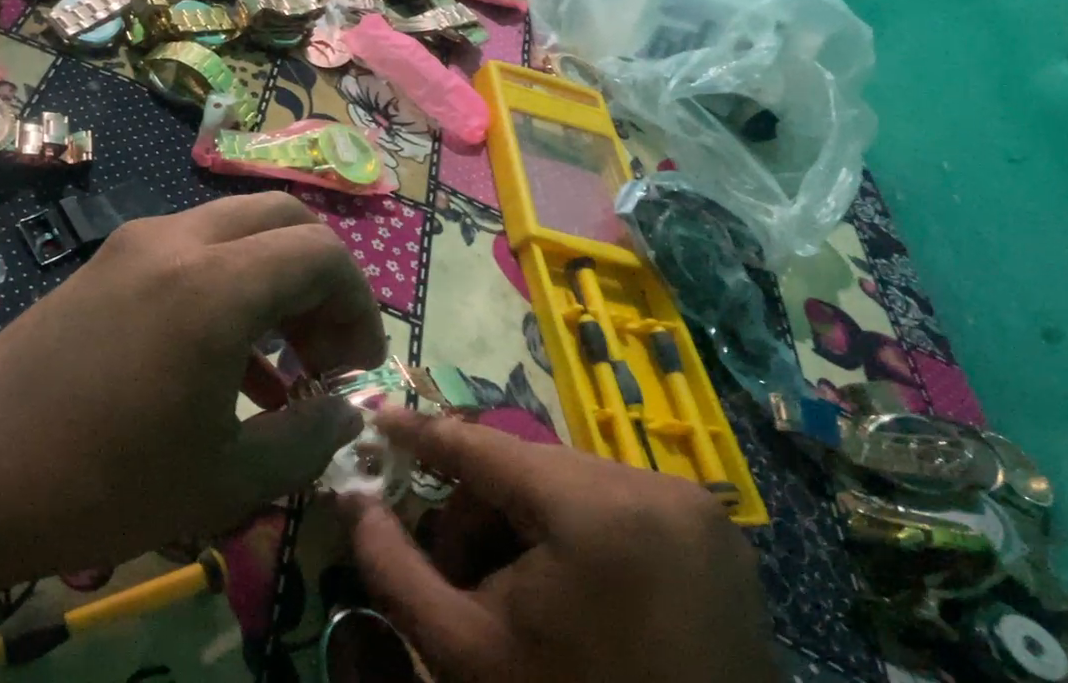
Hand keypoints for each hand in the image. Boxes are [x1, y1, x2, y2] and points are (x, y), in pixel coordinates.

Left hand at [0, 192, 386, 574]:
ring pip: (232, 230)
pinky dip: (224, 285)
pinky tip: (221, 365)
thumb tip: (345, 412)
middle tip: (323, 355)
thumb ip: (306, 439)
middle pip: (281, 221)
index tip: (354, 370)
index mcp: (216, 285)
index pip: (323, 254)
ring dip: (271, 281)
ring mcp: (132, 245)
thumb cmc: (103, 484)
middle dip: (320, 281)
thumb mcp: (226, 479)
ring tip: (280, 368)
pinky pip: (187, 252)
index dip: (358, 306)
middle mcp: (176, 241)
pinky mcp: (103, 264)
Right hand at [346, 409, 775, 682]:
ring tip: (513, 595)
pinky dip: (571, 531)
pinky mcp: (717, 535)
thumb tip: (351, 496)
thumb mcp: (462, 649)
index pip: (482, 447)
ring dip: (521, 524)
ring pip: (566, 482)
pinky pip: (614, 503)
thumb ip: (392, 565)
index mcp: (598, 508)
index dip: (421, 433)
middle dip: (477, 514)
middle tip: (459, 578)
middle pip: (524, 469)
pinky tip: (564, 592)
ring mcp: (697, 510)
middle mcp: (655, 487)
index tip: (376, 418)